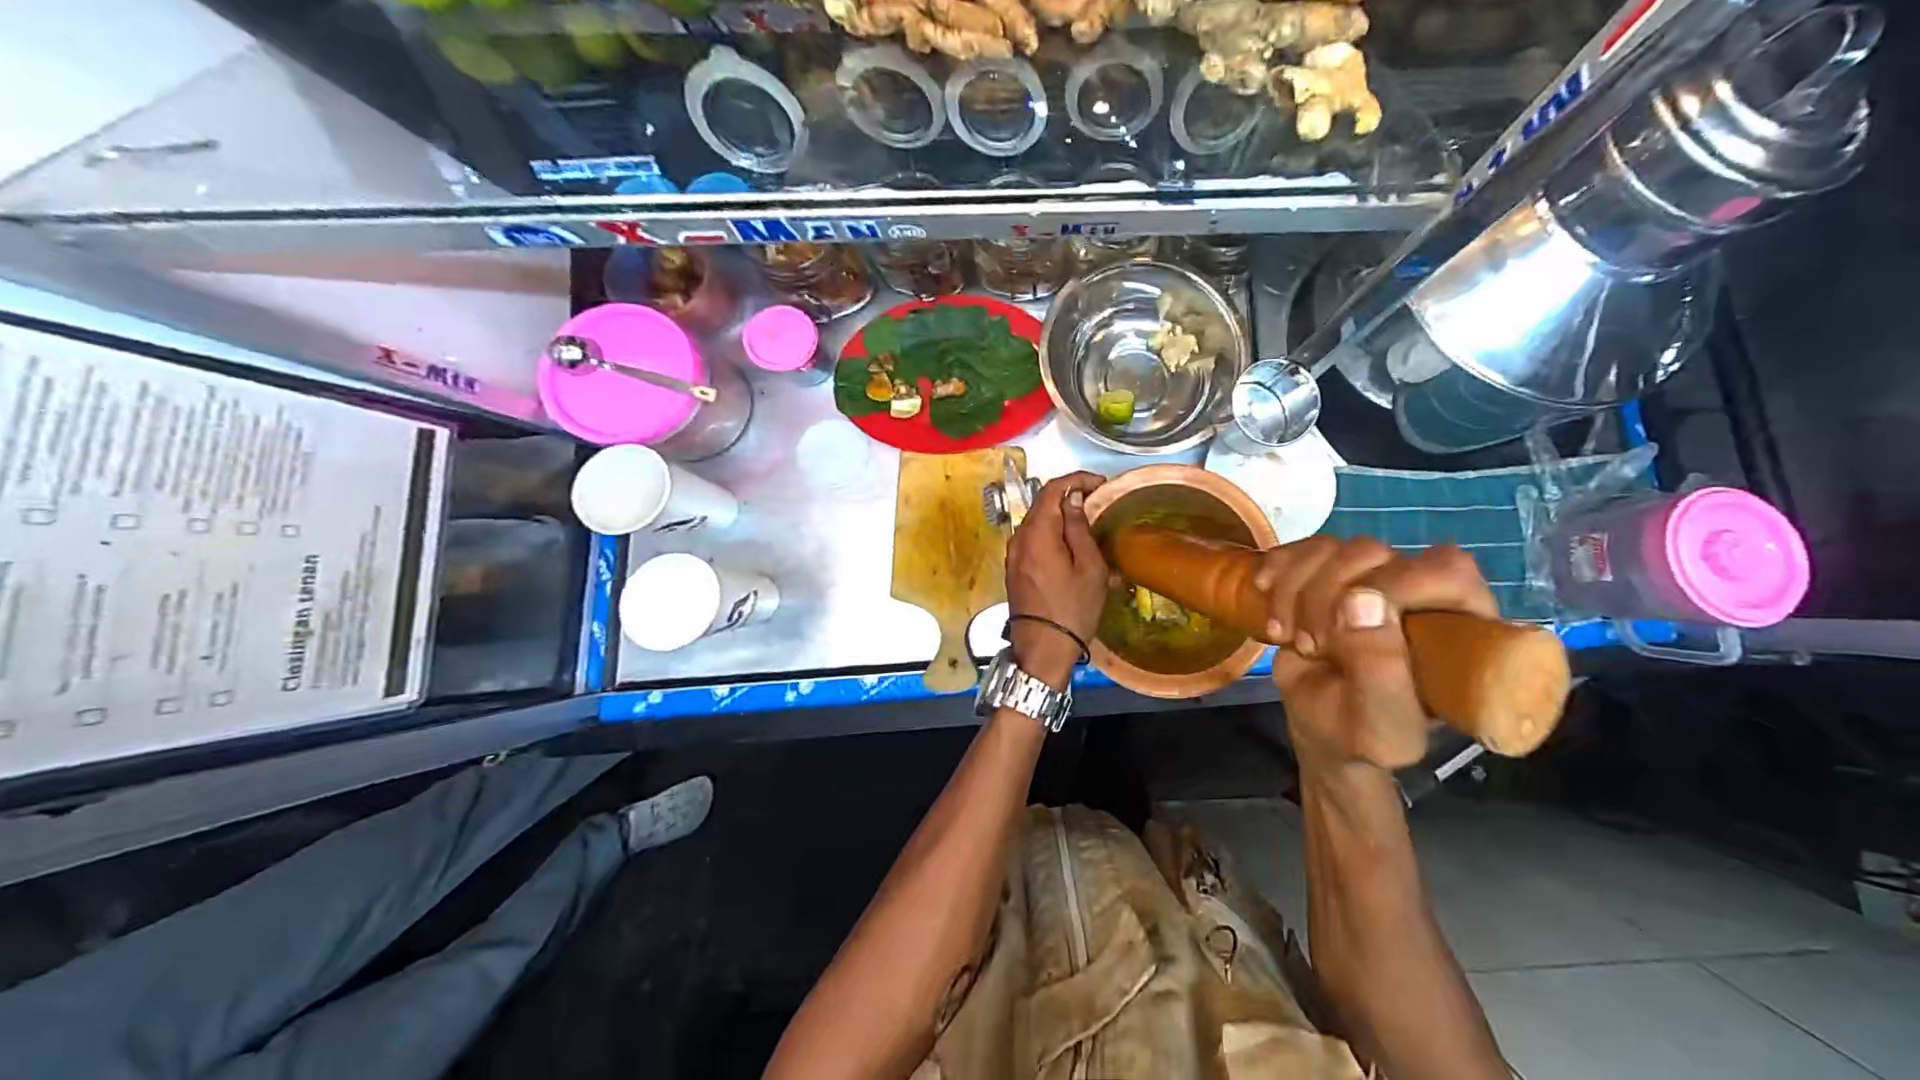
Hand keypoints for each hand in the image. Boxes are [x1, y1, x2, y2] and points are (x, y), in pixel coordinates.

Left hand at [1004, 471, 1107, 689]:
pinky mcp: (1014, 569)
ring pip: (1037, 522)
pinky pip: (1033, 540)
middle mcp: (1019, 539)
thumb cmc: (1072, 609)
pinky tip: (1070, 545)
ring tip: (1088, 524)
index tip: (1100, 484)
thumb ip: (1079, 528)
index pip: (1052, 490)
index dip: (1077, 480)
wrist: (1042, 648)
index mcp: (1037, 534)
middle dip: (1069, 496)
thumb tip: (1073, 499)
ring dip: (1060, 516)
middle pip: (1042, 504)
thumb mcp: (1089, 567)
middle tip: (1098, 503)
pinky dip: (1051, 533)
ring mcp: (1013, 555)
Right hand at [1256, 539, 1497, 773]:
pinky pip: (1300, 550)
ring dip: (1294, 593)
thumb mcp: (1381, 725)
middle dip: (1325, 599)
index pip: (1443, 570)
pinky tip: (1267, 601)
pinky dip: (1276, 574)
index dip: (1391, 587)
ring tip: (1292, 638)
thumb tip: (1361, 598)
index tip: (1346, 635)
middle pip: (1371, 554)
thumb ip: (1380, 669)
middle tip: (1312, 647)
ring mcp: (1370, 577)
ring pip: (1329, 550)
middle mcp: (1420, 590)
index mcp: (1459, 625)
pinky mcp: (1327, 573)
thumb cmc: (1364, 736)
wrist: (1321, 729)